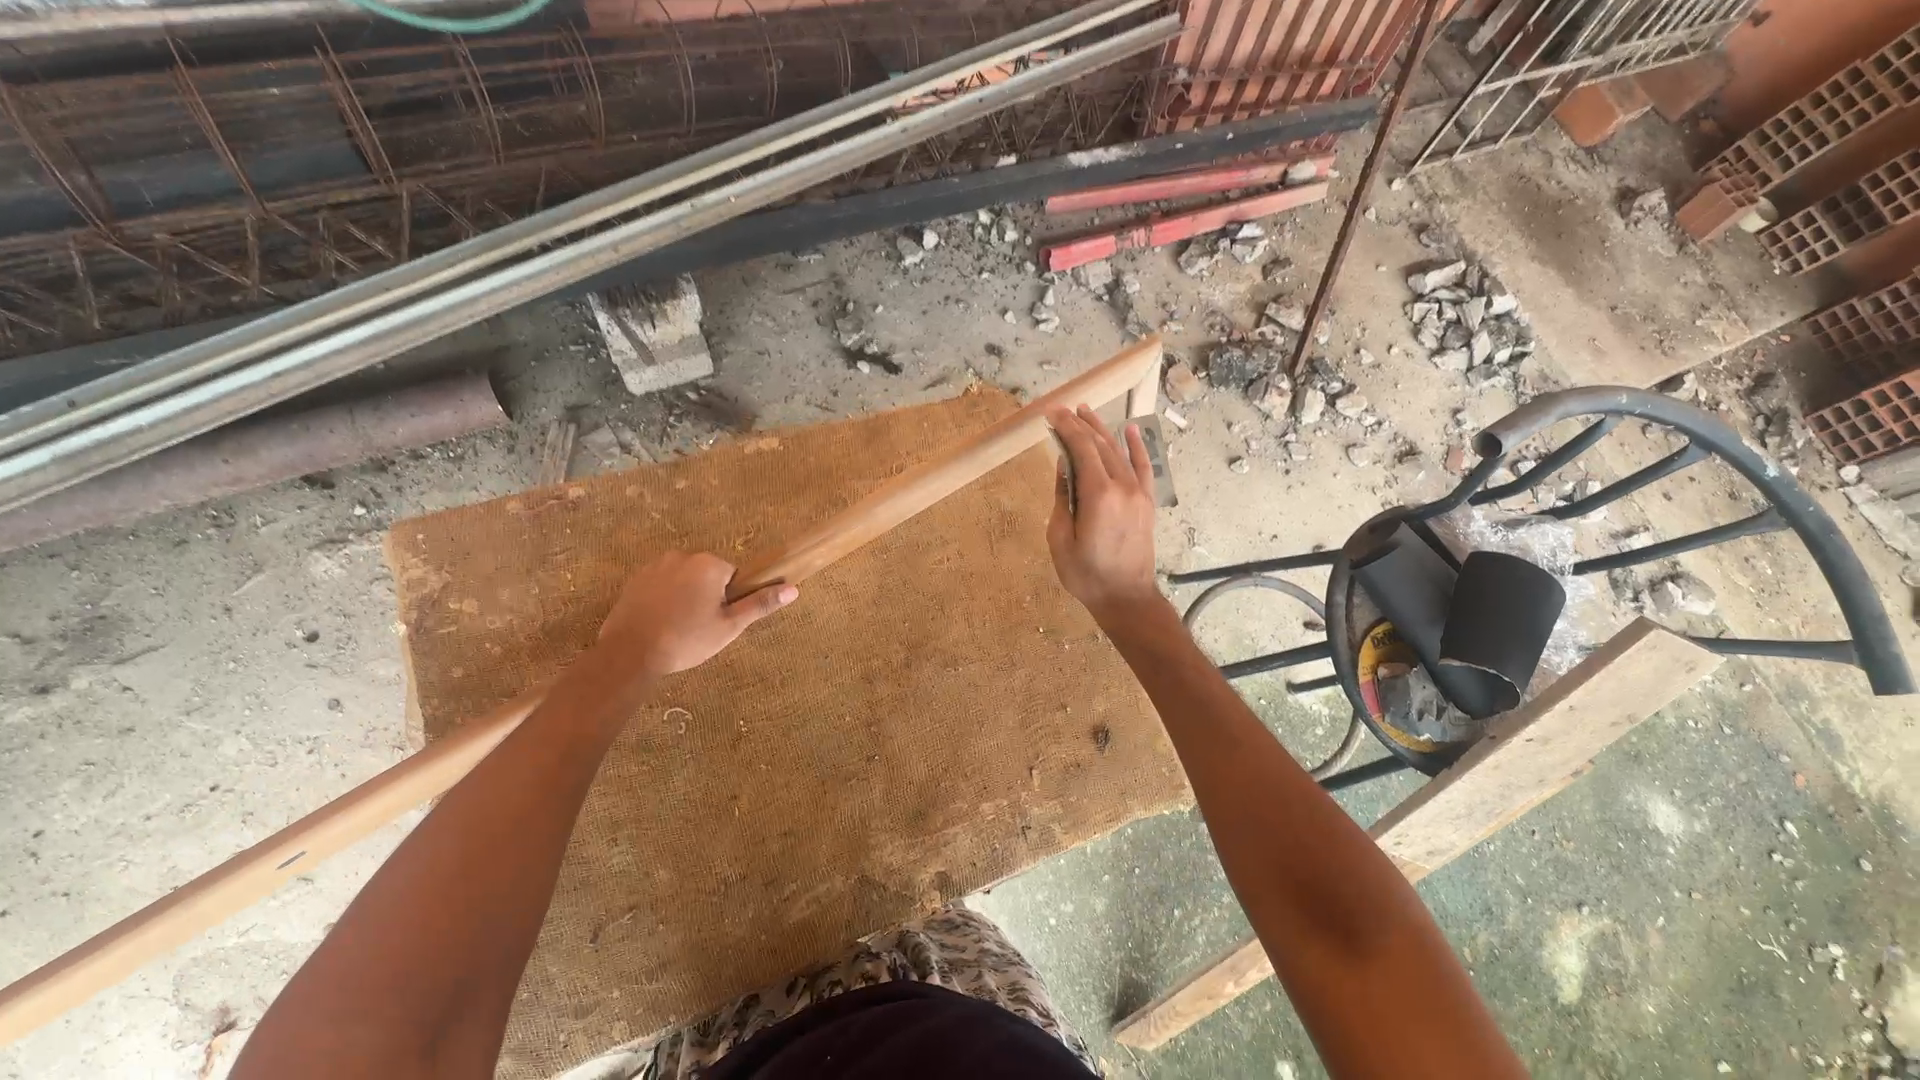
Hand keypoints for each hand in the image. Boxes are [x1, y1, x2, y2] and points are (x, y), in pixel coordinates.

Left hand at [597, 552, 796, 678]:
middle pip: (706, 574)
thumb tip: (793, 589)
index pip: (732, 575)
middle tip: (699, 626)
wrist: (630, 652)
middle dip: (706, 595)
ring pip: (682, 579)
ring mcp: (655, 565)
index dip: (728, 599)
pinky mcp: (635, 578)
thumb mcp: (729, 626)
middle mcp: (682, 556)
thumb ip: (760, 604)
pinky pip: (660, 584)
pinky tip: (659, 622)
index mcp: (709, 564)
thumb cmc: (687, 639)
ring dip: (684, 596)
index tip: (717, 620)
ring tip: (677, 626)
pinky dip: (663, 599)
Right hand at [1046, 405, 1160, 620]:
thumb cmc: (1086, 574)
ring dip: (1102, 431)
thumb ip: (1063, 498)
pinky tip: (1130, 430)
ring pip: (1119, 452)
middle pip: (1100, 446)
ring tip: (1086, 412)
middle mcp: (1122, 487)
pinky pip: (1143, 467)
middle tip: (1063, 410)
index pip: (1082, 449)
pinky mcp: (1147, 502)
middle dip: (1080, 425)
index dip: (1066, 427)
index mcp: (1098, 495)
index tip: (1052, 413)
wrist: (1126, 597)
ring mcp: (1138, 493)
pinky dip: (1137, 447)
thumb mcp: (1060, 538)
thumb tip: (1064, 466)